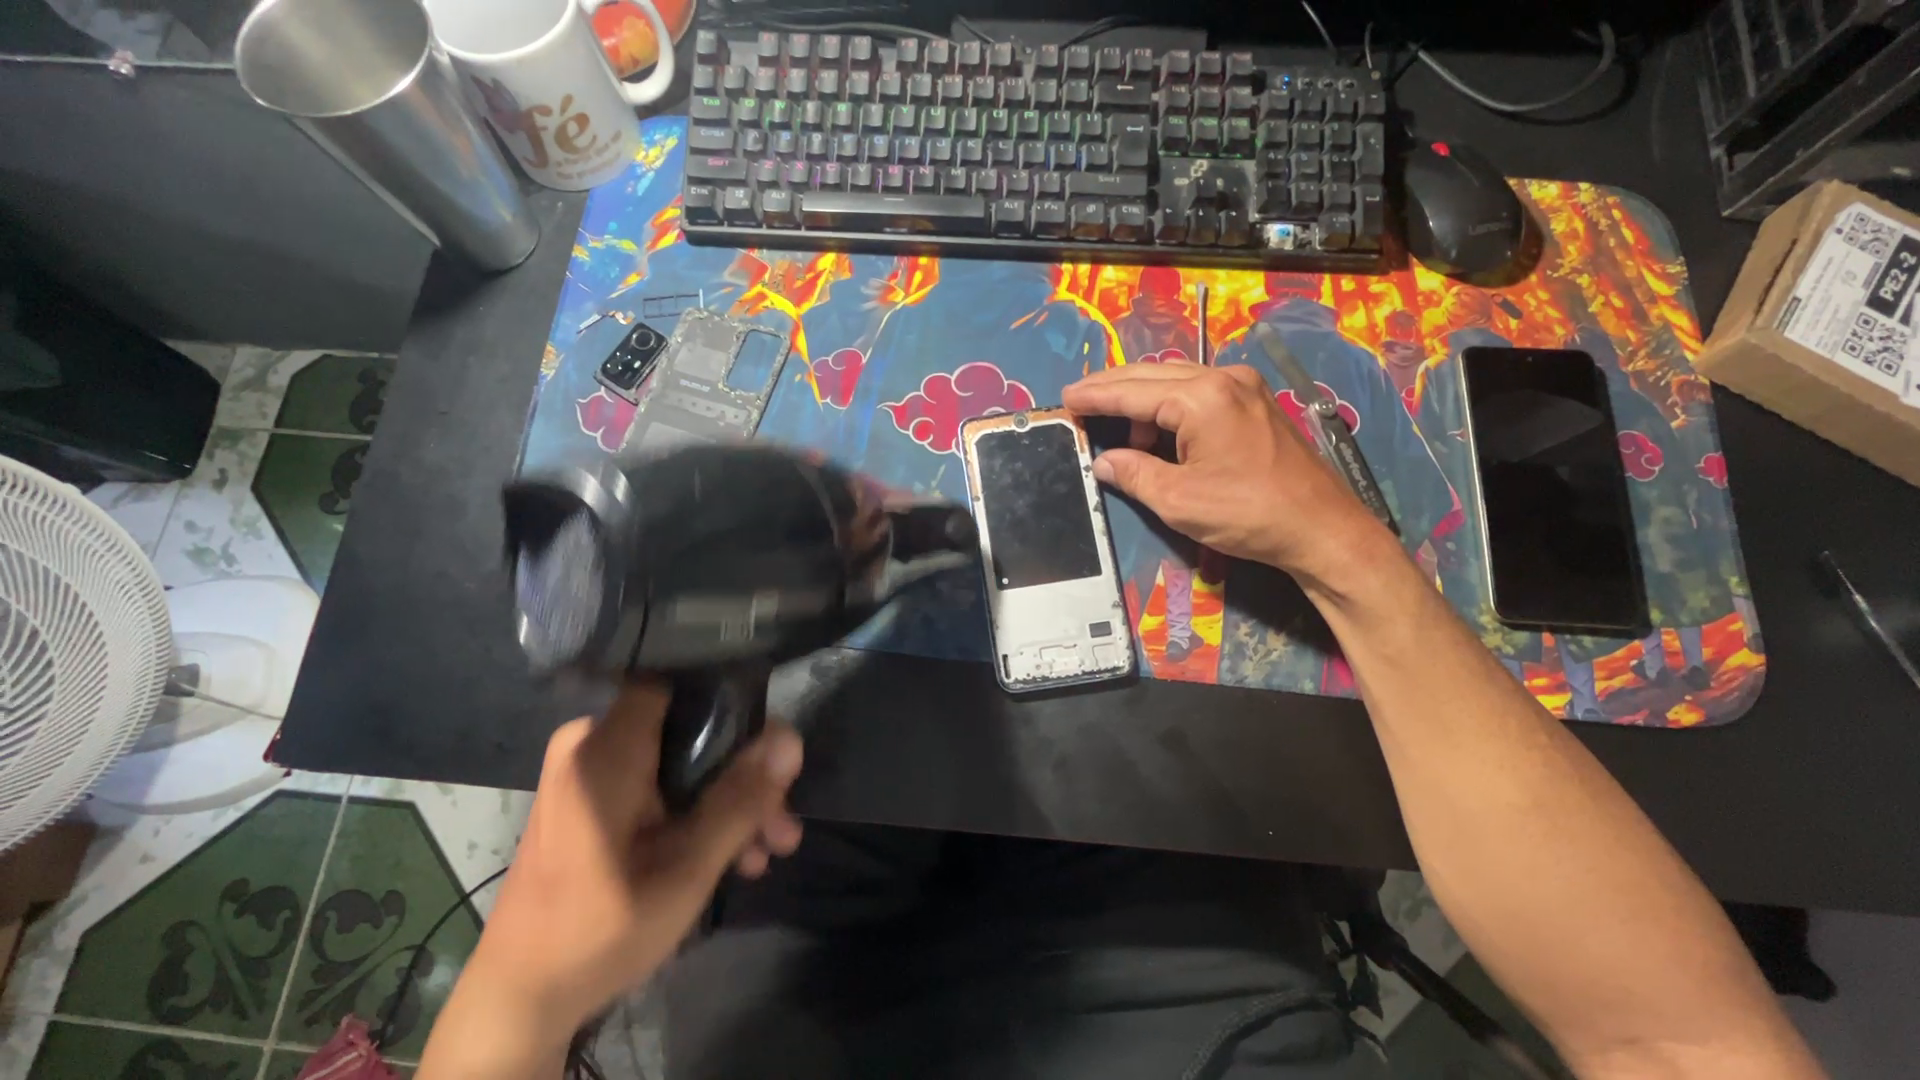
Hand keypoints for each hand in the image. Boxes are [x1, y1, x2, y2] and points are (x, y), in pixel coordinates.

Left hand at [430, 683, 802, 1059]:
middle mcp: (591, 744)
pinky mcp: (593, 799)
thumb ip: (739, 801)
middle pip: (689, 730)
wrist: (521, 997)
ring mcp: (589, 772)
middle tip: (783, 825)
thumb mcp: (684, 872)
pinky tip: (733, 857)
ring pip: (680, 763)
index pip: (678, 680)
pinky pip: (658, 785)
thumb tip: (790, 738)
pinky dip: (694, 814)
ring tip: (766, 853)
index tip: (773, 745)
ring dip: (727, 803)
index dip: (733, 701)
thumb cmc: (599, 932)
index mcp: (604, 749)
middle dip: (744, 776)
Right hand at [1062, 360, 1394, 594]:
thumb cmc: (1247, 514)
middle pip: (1153, 374)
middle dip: (1113, 389)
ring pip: (1177, 380)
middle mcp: (1224, 378)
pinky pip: (1200, 392)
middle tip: (1080, 401)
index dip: (1095, 396)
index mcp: (1201, 397)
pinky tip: (1161, 437)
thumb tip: (1104, 461)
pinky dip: (1172, 408)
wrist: (1321, 528)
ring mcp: (1244, 387)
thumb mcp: (1178, 500)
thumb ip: (1134, 474)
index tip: (1065, 398)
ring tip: (1122, 437)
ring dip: (1143, 402)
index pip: (1132, 390)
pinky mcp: (1256, 403)